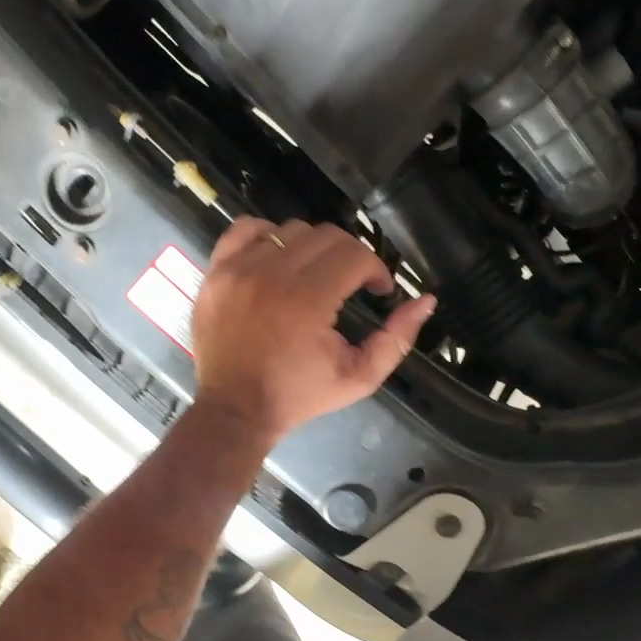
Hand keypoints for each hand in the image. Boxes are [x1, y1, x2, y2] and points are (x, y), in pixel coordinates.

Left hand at [189, 216, 436, 442]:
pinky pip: (245, 230)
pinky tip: (277, 260)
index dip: (376, 270)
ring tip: (314, 276)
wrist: (235, 410)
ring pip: (289, 230)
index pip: (355, 256)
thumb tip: (425, 301)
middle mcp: (271, 275)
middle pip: (326, 236)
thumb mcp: (358, 377)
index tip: (377, 291)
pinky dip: (267, 237)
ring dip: (312, 248)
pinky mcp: (215, 272)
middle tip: (351, 284)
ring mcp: (238, 270)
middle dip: (349, 257)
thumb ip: (397, 339)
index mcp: (307, 300)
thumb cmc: (299, 396)